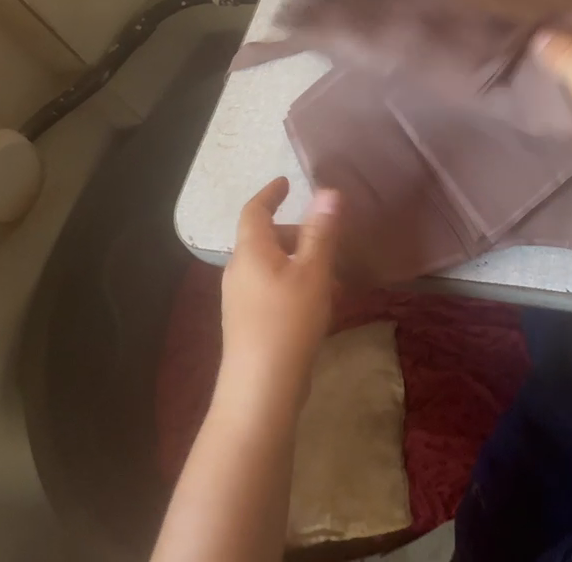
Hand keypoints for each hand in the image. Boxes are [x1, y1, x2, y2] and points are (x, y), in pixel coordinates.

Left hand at [219, 177, 341, 408]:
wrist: (261, 389)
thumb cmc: (287, 322)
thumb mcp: (313, 272)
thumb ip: (322, 231)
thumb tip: (328, 191)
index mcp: (250, 252)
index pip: (254, 211)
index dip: (270, 193)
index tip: (286, 182)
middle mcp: (239, 271)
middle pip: (265, 239)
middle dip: (297, 233)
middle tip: (329, 238)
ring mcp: (240, 300)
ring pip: (272, 266)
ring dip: (300, 261)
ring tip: (332, 275)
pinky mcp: (248, 324)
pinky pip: (273, 289)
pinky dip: (295, 284)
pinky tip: (320, 305)